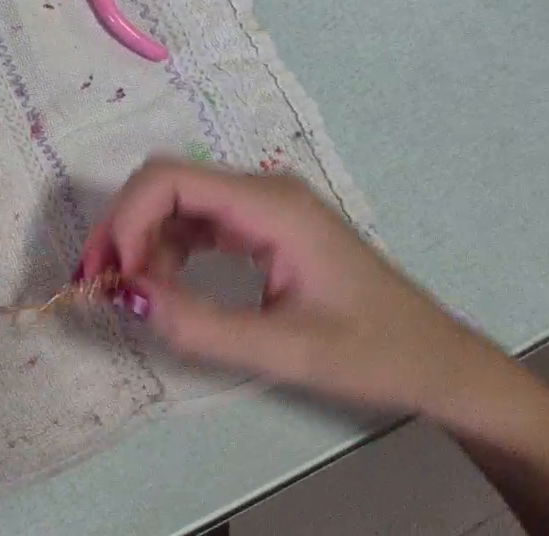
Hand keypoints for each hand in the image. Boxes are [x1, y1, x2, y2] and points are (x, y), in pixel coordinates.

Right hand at [78, 160, 510, 417]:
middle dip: (121, 227)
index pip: (169, 179)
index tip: (113, 273)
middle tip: (100, 280)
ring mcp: (258, 205)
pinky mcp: (255, 225)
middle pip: (162, 184)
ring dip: (137, 239)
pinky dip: (161, 248)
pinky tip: (159, 283)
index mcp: (272, 205)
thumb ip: (202, 325)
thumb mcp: (287, 351)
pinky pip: (189, 221)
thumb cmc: (378, 355)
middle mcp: (260, 191)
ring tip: (129, 288)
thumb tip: (124, 296)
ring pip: (170, 201)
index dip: (126, 218)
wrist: (448, 370)